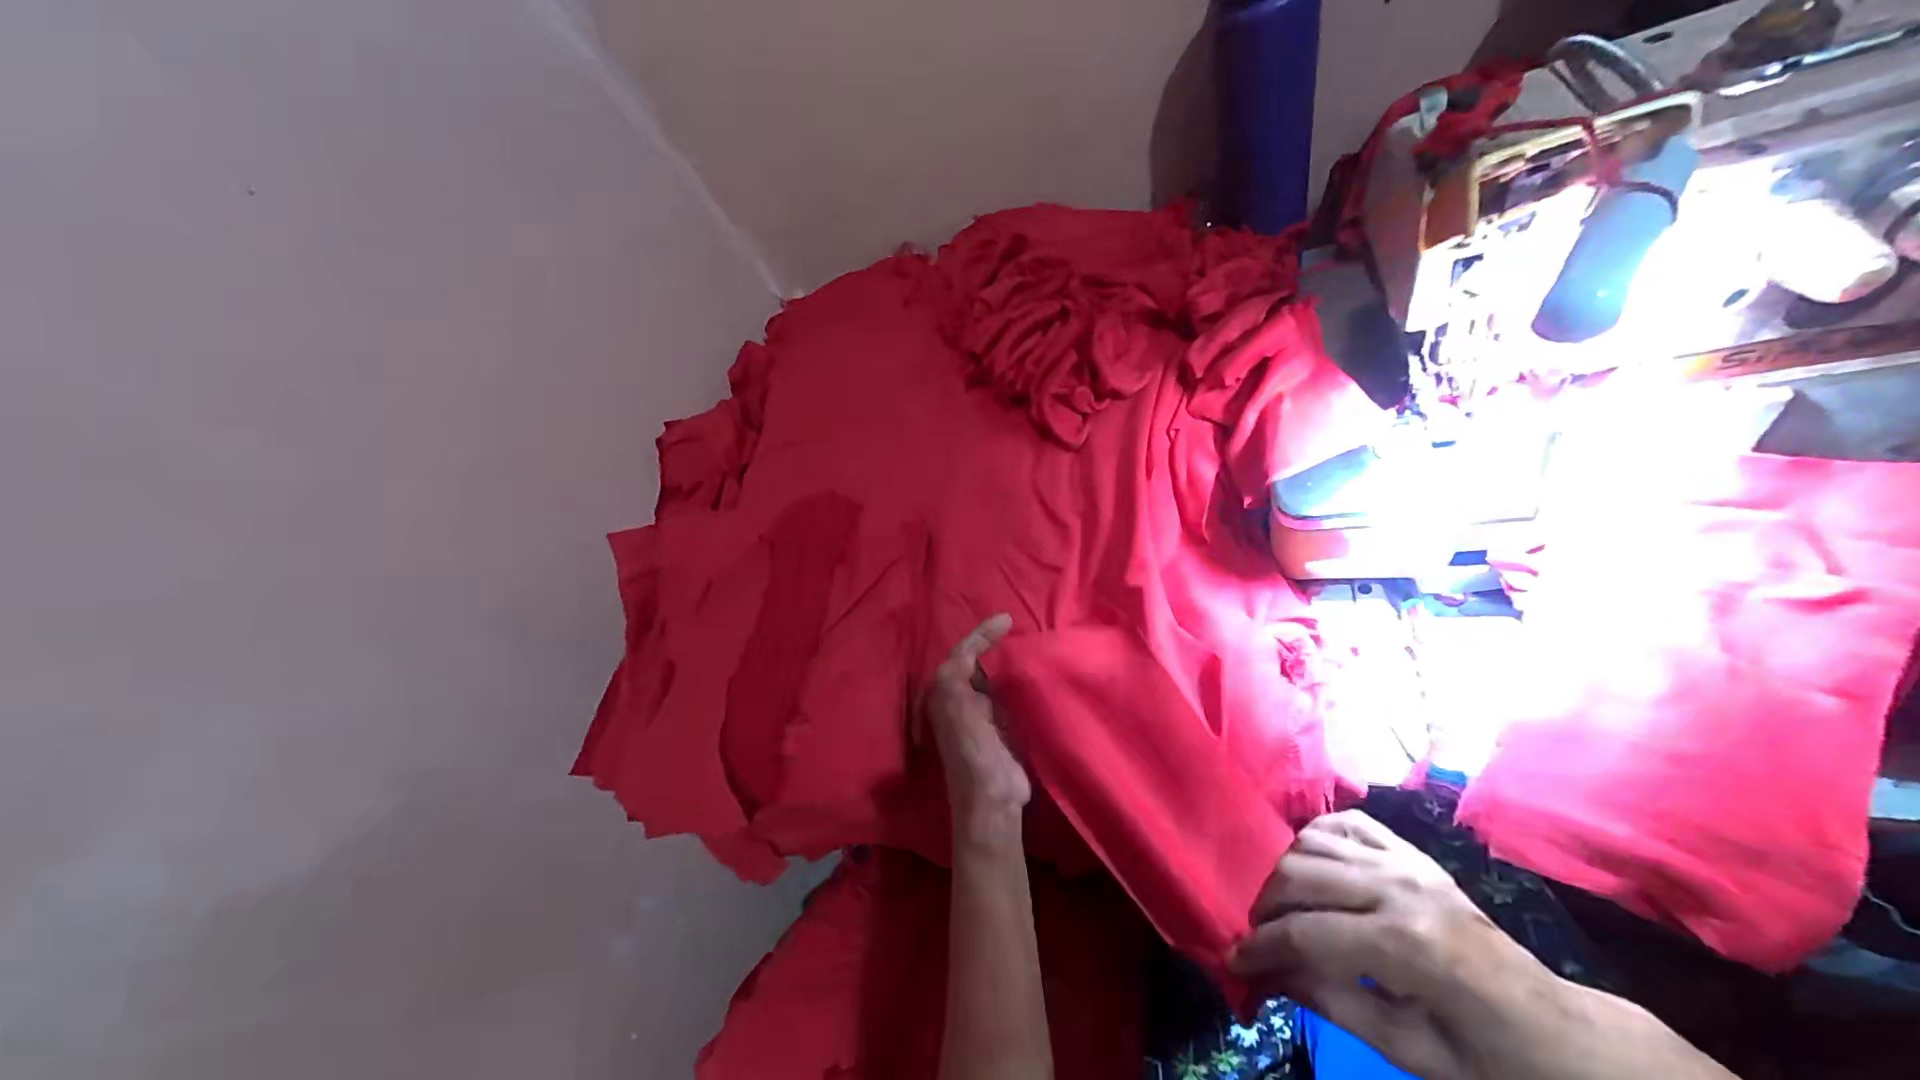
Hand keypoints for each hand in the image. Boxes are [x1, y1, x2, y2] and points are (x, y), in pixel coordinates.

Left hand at [923, 614, 1029, 844]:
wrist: (992, 802)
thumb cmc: (974, 756)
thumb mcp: (959, 713)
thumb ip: (956, 680)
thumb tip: (963, 652)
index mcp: (945, 696)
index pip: (961, 654)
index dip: (981, 634)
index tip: (1007, 619)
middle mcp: (957, 702)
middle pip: (973, 663)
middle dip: (989, 643)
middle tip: (1013, 625)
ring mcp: (977, 717)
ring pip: (988, 678)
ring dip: (1000, 660)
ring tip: (1021, 642)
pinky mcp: (996, 730)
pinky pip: (1002, 695)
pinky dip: (1011, 681)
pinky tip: (1026, 676)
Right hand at [1228, 811, 1542, 1079]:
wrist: (1560, 1032)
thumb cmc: (1490, 1058)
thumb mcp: (1410, 1051)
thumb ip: (1331, 1004)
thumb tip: (1266, 975)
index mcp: (1407, 946)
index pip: (1305, 934)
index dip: (1260, 949)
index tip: (1234, 964)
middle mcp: (1401, 888)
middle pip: (1298, 876)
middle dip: (1265, 908)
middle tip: (1258, 939)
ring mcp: (1409, 863)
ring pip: (1312, 843)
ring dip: (1283, 874)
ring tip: (1281, 909)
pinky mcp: (1414, 854)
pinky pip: (1346, 822)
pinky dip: (1316, 836)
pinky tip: (1309, 864)